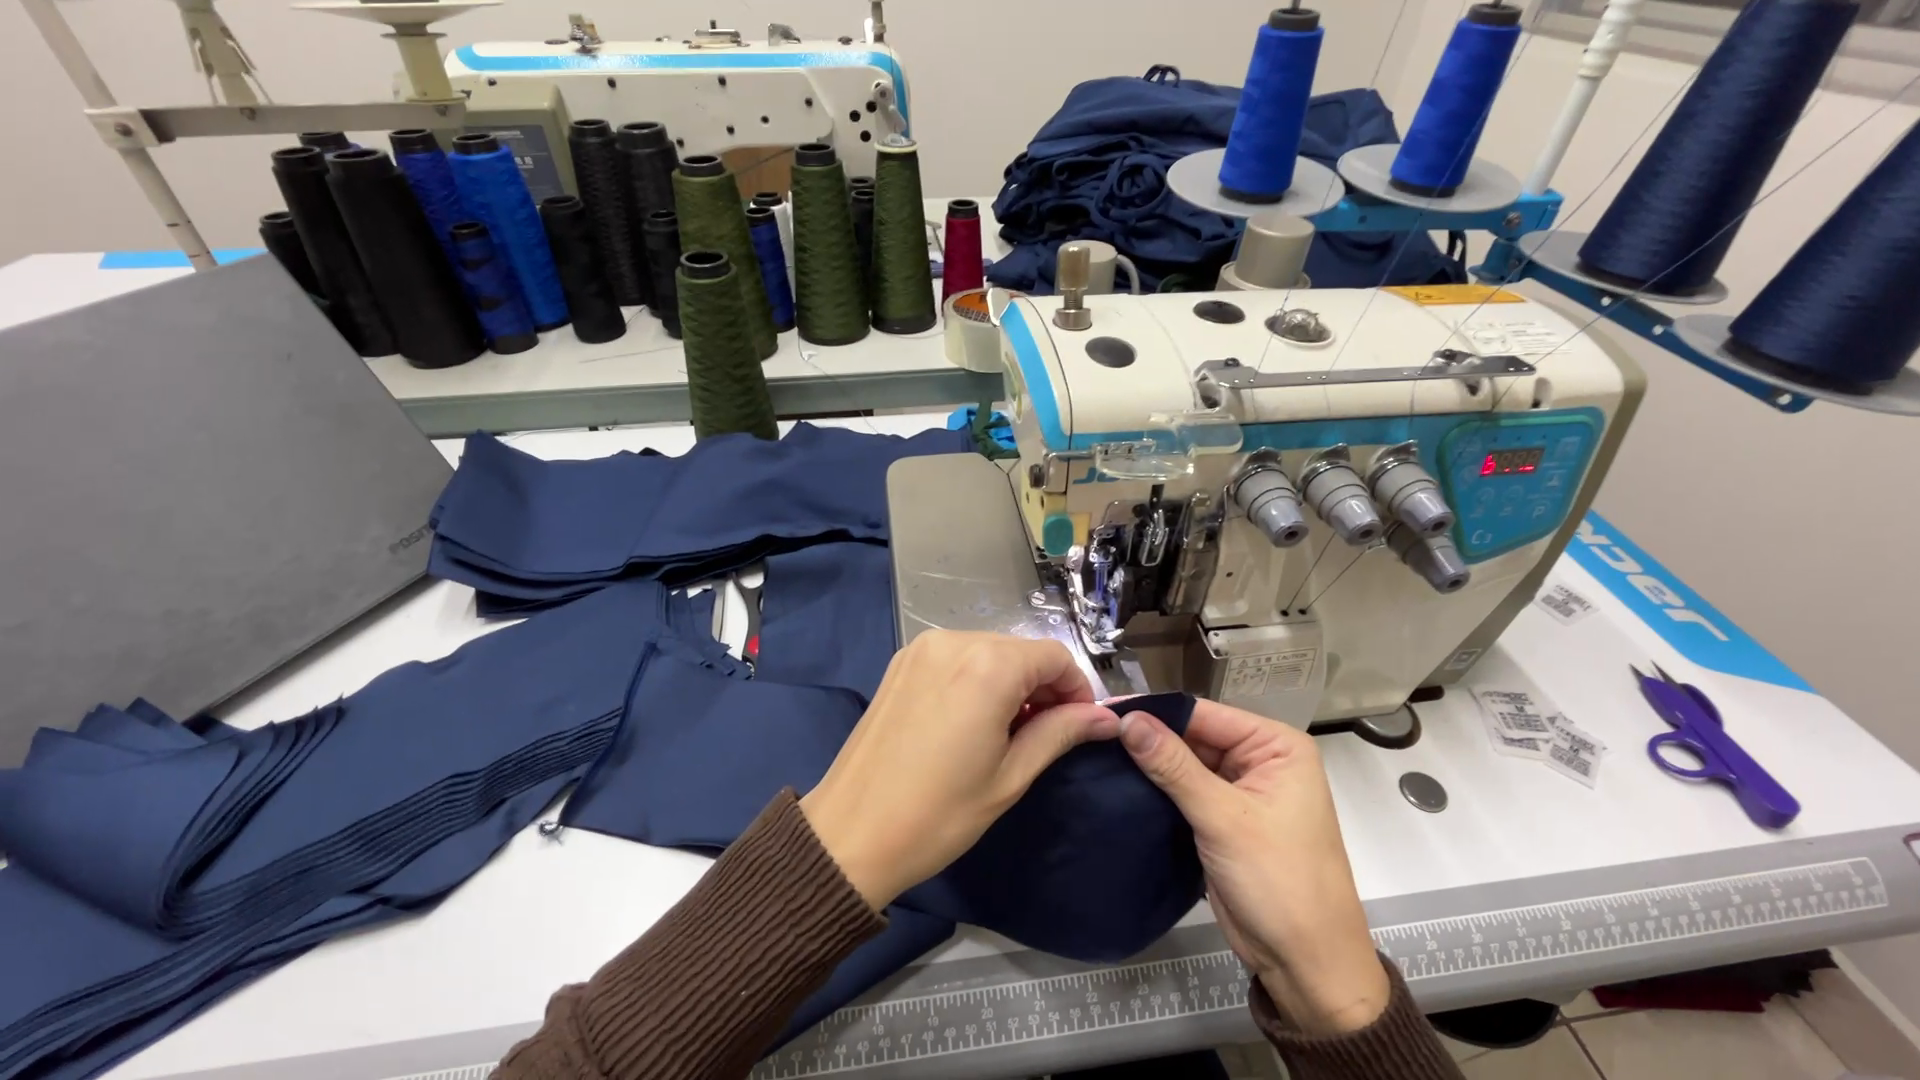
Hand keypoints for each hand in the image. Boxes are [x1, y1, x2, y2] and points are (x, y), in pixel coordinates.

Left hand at [800, 631, 1118, 909]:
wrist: (851, 834)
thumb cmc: (939, 813)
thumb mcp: (1011, 776)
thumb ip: (1061, 733)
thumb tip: (1106, 718)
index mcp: (987, 665)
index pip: (1055, 656)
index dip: (1076, 690)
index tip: (1080, 727)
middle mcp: (954, 641)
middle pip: (1021, 651)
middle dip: (1043, 686)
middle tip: (1045, 736)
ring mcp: (921, 649)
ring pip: (989, 652)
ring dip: (1010, 683)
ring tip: (1006, 734)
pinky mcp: (900, 664)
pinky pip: (957, 658)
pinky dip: (977, 679)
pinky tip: (972, 722)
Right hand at [1118, 701, 1388, 1034]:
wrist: (1305, 962)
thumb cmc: (1279, 882)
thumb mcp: (1224, 819)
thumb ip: (1173, 766)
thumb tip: (1127, 720)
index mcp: (1276, 746)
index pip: (1204, 714)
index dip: (1154, 712)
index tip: (1102, 711)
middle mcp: (1260, 760)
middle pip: (1192, 737)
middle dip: (1147, 739)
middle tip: (1090, 737)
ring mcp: (1240, 792)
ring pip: (1183, 765)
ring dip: (1147, 767)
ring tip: (1093, 757)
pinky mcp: (1222, 822)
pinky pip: (1183, 794)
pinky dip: (1156, 793)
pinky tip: (1116, 787)